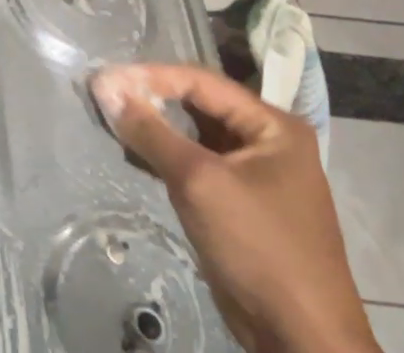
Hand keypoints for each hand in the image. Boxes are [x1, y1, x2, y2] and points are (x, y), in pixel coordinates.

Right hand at [90, 64, 377, 352]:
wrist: (300, 333)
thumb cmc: (258, 245)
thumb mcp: (198, 181)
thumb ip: (151, 132)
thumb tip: (106, 89)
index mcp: (273, 126)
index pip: (201, 82)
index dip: (150, 76)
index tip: (104, 79)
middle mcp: (267, 142)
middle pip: (198, 106)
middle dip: (151, 100)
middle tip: (103, 98)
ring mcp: (255, 174)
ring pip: (194, 137)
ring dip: (155, 130)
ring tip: (111, 123)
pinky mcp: (239, 203)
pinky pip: (196, 166)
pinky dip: (165, 158)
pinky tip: (134, 157)